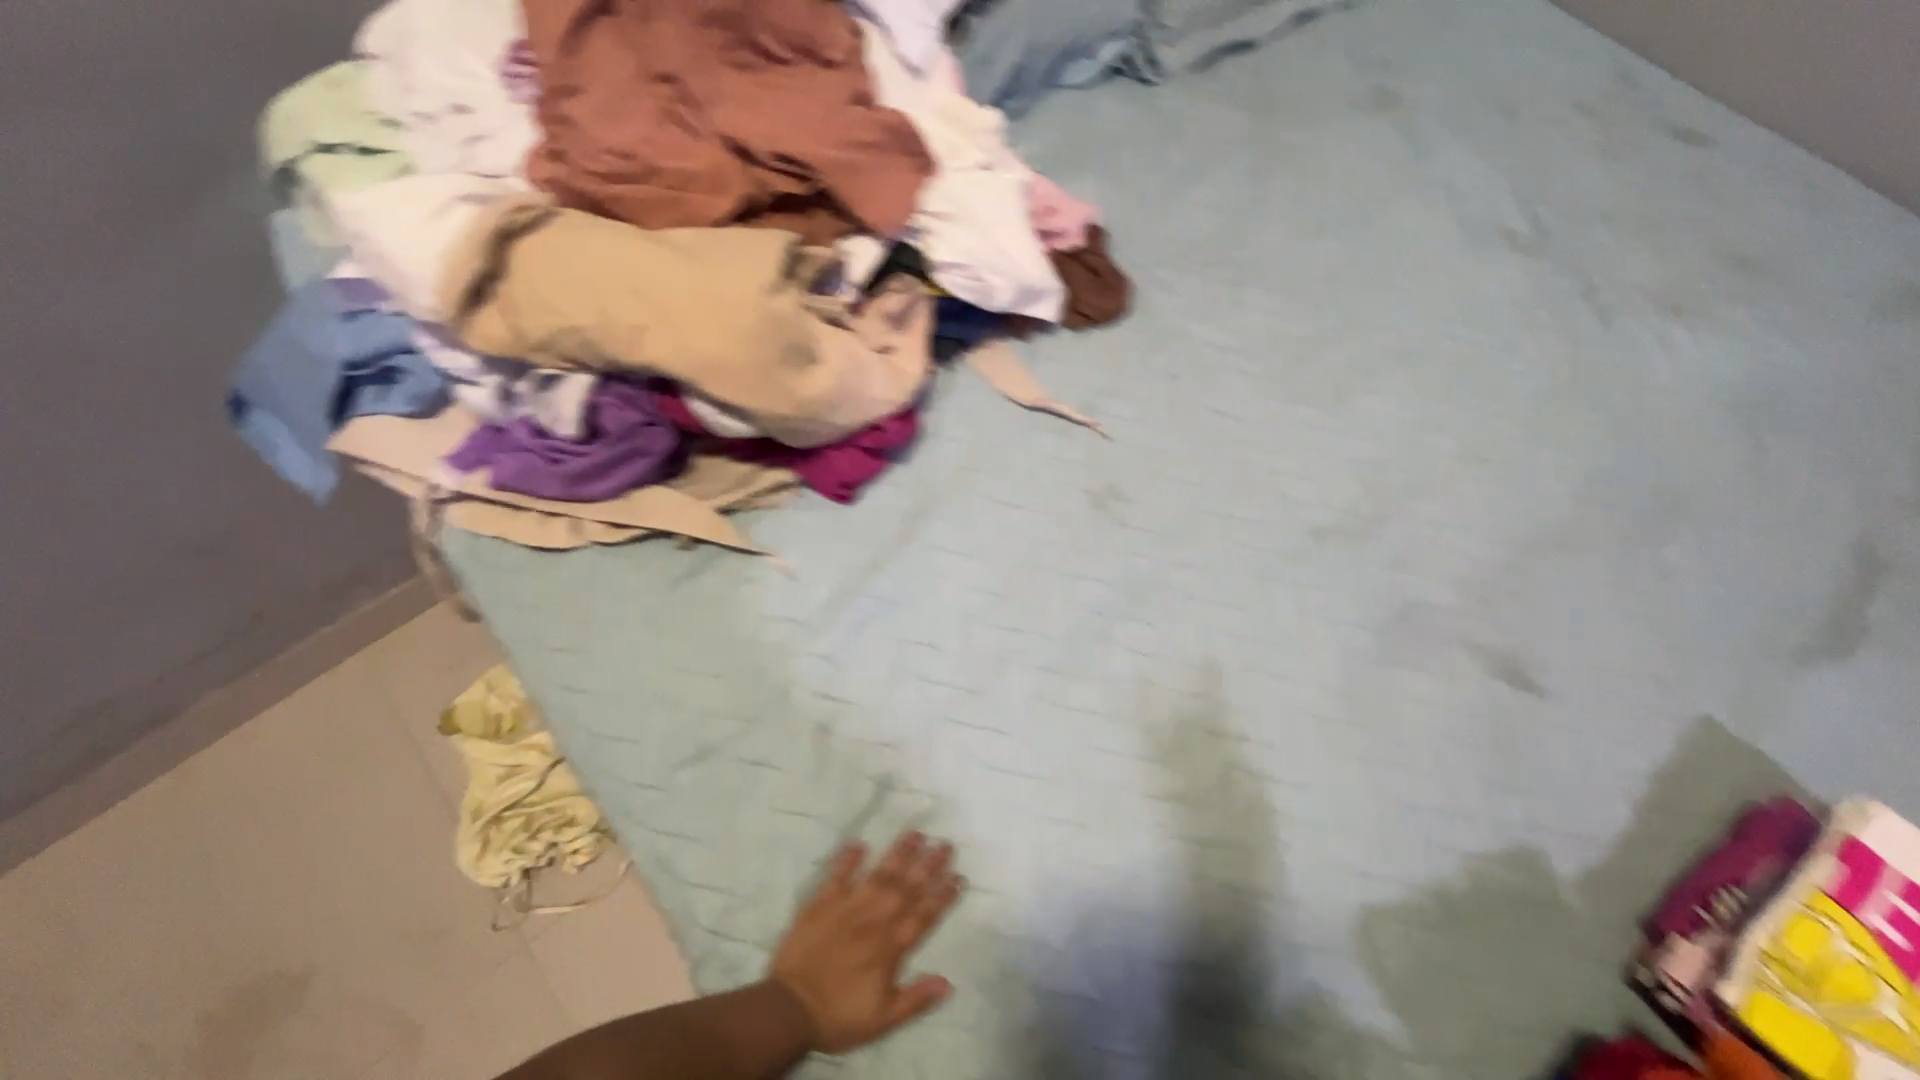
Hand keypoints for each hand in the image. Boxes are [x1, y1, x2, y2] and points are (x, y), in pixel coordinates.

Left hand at [768, 831, 964, 1054]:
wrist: (790, 1009)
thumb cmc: (839, 1016)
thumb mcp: (883, 1019)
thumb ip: (916, 999)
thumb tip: (949, 983)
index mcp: (891, 948)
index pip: (923, 916)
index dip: (942, 896)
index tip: (959, 877)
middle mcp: (874, 921)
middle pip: (906, 888)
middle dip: (928, 866)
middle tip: (944, 844)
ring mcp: (847, 909)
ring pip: (879, 875)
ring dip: (898, 854)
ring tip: (915, 834)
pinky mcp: (820, 904)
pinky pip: (837, 876)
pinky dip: (848, 859)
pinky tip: (860, 843)